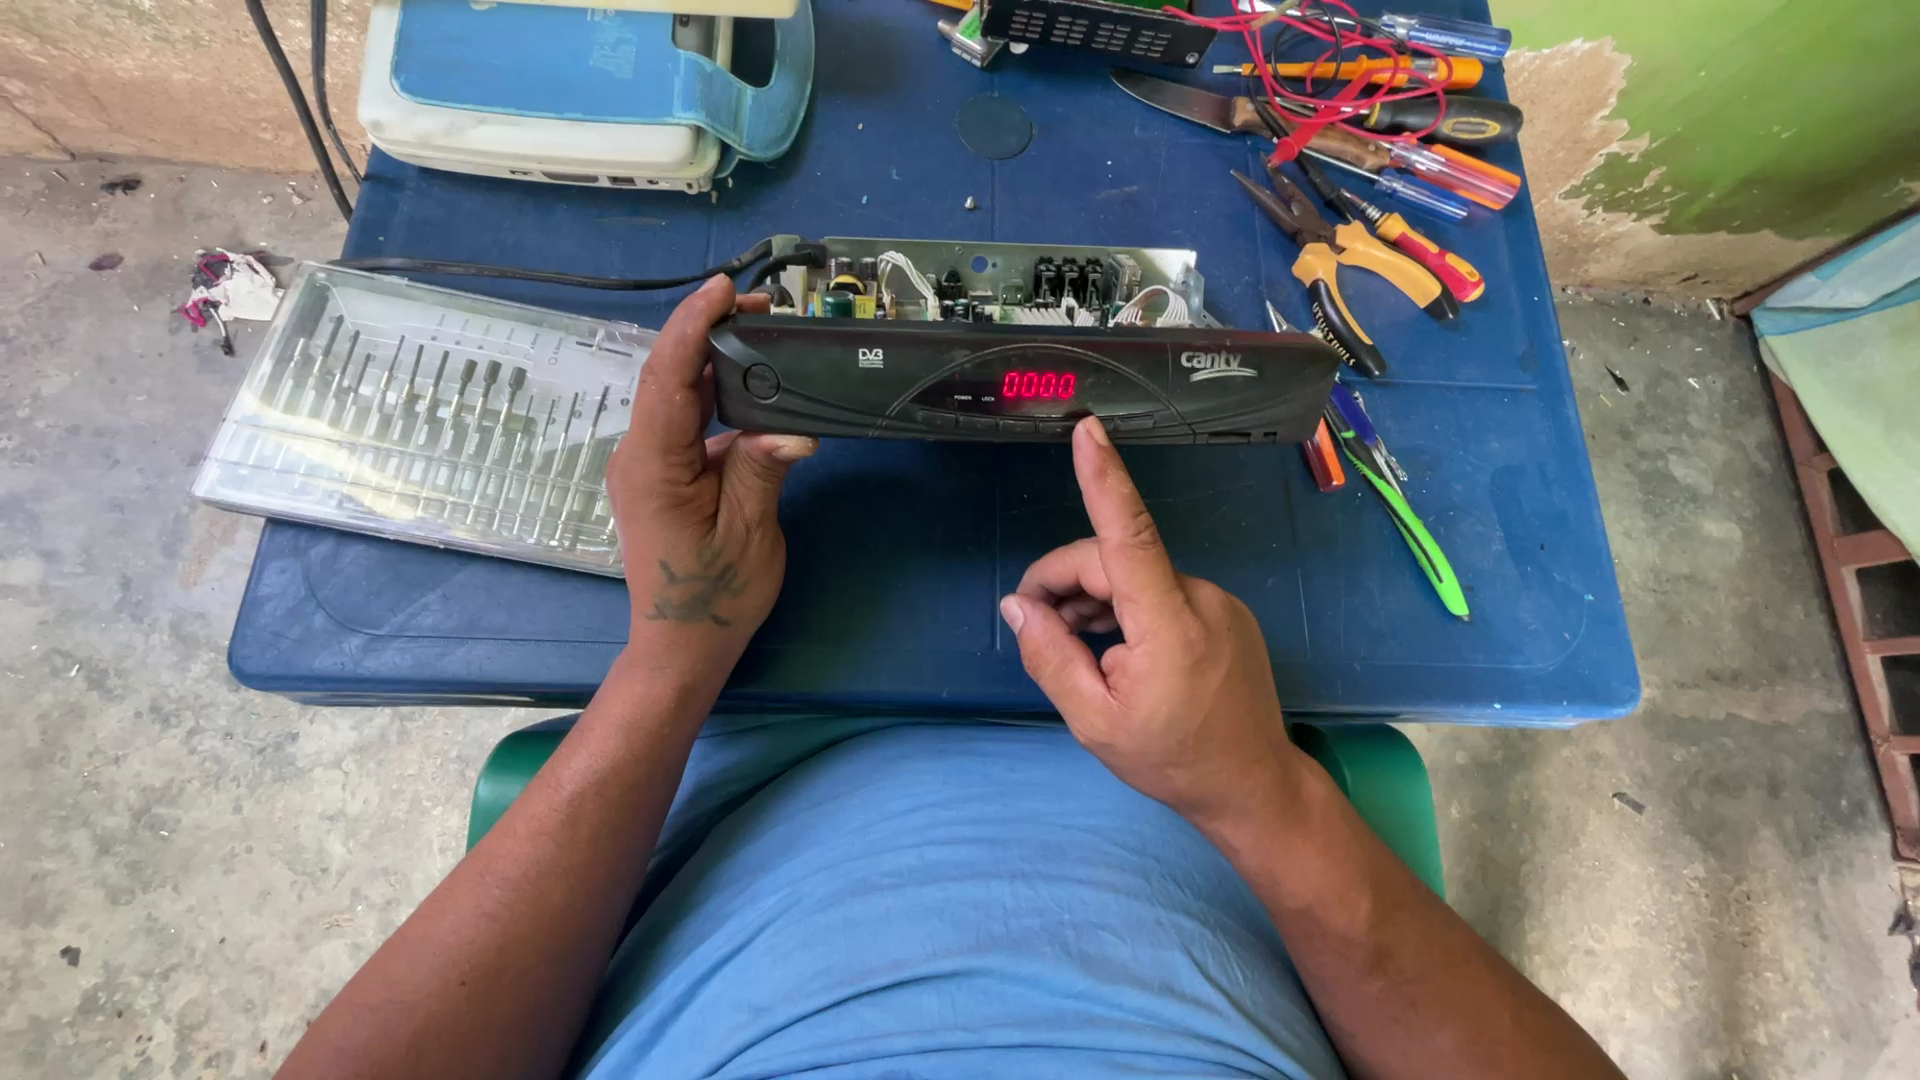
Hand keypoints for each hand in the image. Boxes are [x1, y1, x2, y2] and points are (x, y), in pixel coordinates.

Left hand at [606, 276, 816, 689]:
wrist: (681, 646)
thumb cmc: (714, 597)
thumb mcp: (748, 534)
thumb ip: (763, 471)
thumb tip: (794, 430)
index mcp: (654, 464)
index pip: (668, 377)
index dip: (693, 326)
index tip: (726, 290)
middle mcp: (641, 455)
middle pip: (669, 377)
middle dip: (710, 334)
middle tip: (765, 310)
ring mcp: (649, 465)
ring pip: (678, 398)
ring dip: (715, 364)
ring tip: (764, 338)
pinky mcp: (664, 476)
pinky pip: (687, 424)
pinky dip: (717, 398)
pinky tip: (753, 389)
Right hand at [998, 416, 1305, 826]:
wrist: (1253, 788)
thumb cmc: (1170, 760)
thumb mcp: (1093, 722)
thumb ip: (1051, 657)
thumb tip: (1019, 607)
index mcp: (1169, 626)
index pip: (1131, 537)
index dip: (1106, 480)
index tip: (1088, 432)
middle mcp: (1199, 599)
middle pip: (1114, 561)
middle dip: (1065, 583)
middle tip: (1035, 625)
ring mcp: (1218, 602)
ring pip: (1134, 576)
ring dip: (1094, 598)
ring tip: (1075, 646)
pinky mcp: (1223, 611)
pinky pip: (1158, 590)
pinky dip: (1124, 606)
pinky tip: (1111, 645)